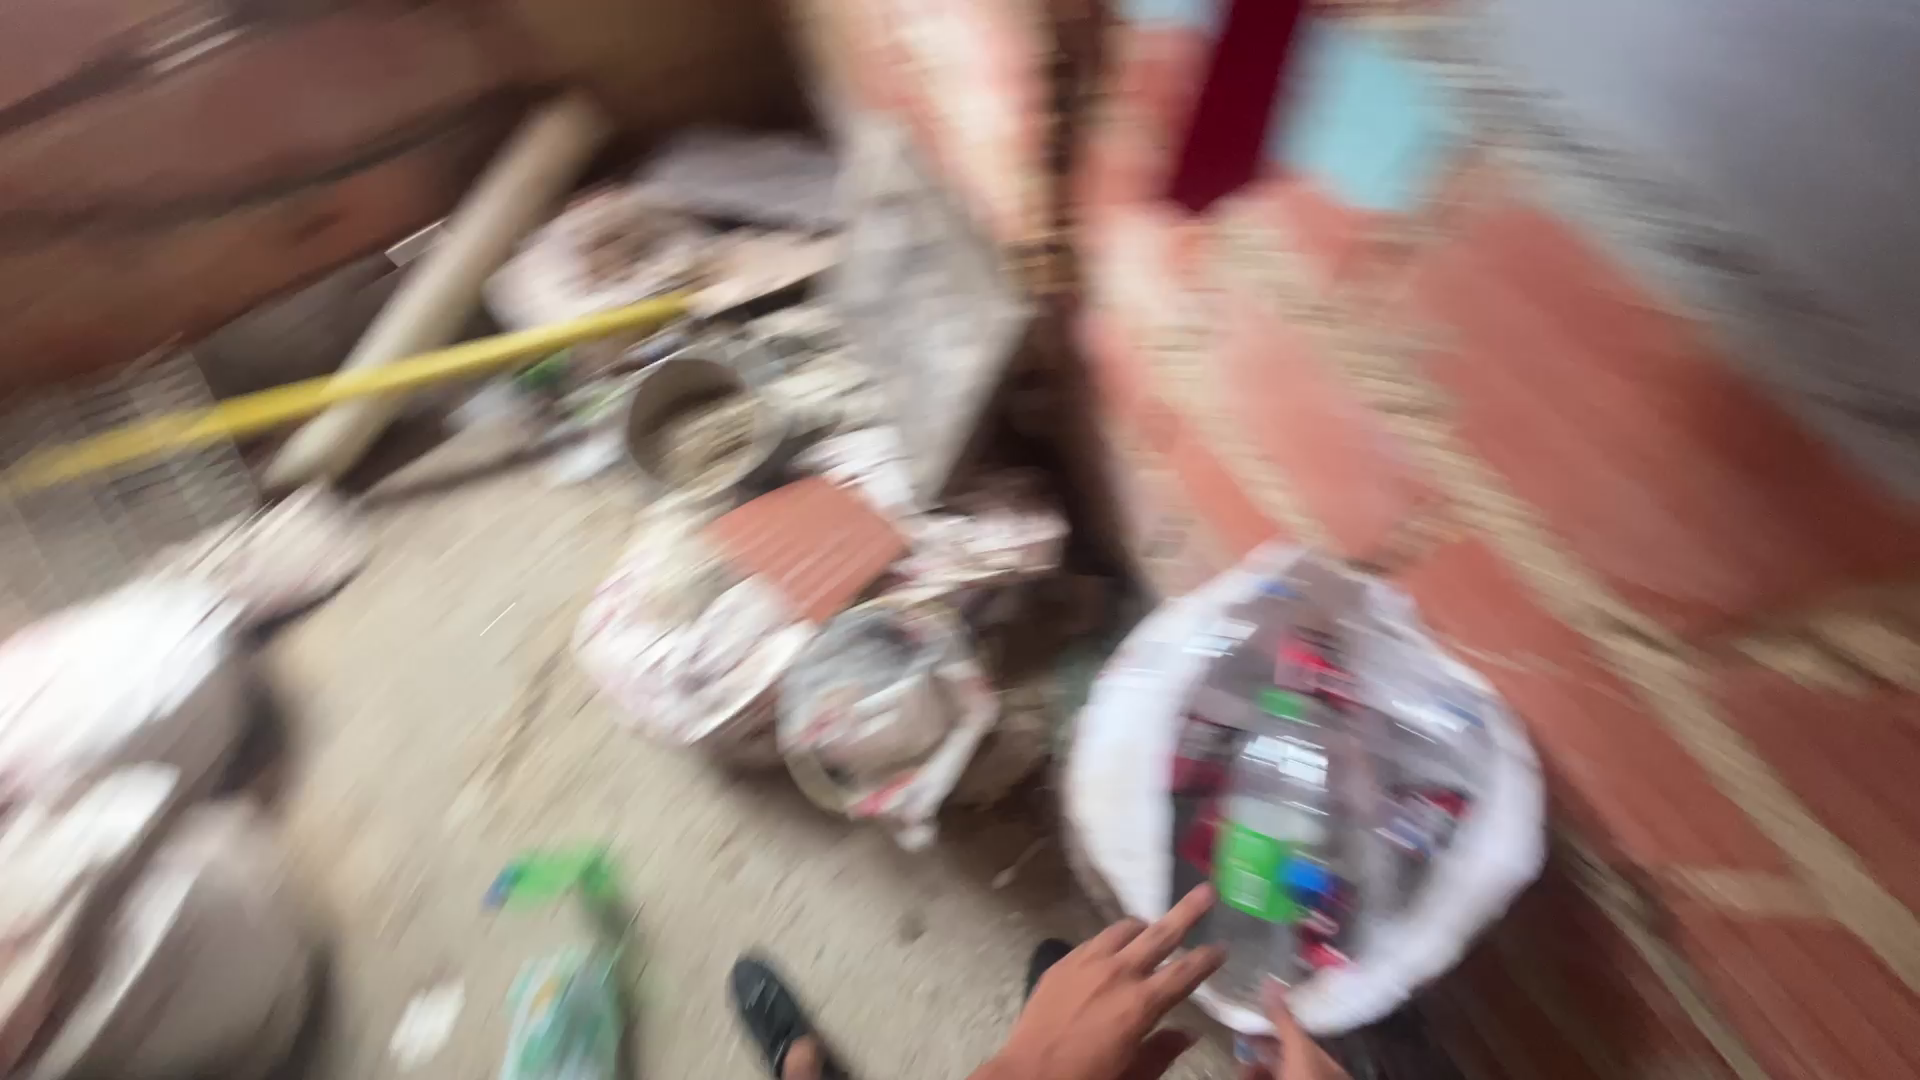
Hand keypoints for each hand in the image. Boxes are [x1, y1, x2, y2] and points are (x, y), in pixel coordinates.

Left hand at [981, 885, 1226, 1079]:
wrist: (1028, 1074)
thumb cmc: (1086, 1078)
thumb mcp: (1133, 1075)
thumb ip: (1162, 1050)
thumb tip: (1189, 1032)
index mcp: (1140, 1004)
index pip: (1183, 974)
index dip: (1206, 959)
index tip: (1222, 945)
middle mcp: (1117, 972)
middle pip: (1159, 934)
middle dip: (1186, 912)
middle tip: (1205, 892)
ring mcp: (1087, 960)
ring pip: (1124, 929)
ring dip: (1145, 927)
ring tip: (1155, 928)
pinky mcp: (1065, 960)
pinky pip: (1096, 939)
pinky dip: (1114, 940)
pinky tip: (1116, 950)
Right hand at [1240, 982, 1350, 1079]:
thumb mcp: (1296, 1050)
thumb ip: (1283, 1018)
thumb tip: (1270, 980)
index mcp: (1330, 1067)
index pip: (1301, 1036)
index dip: (1277, 1024)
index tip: (1254, 1014)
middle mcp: (1318, 1076)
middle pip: (1285, 1055)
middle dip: (1261, 1046)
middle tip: (1242, 1037)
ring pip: (1275, 1070)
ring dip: (1254, 1065)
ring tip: (1241, 1065)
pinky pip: (1266, 1077)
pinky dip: (1254, 1074)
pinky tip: (1243, 1072)